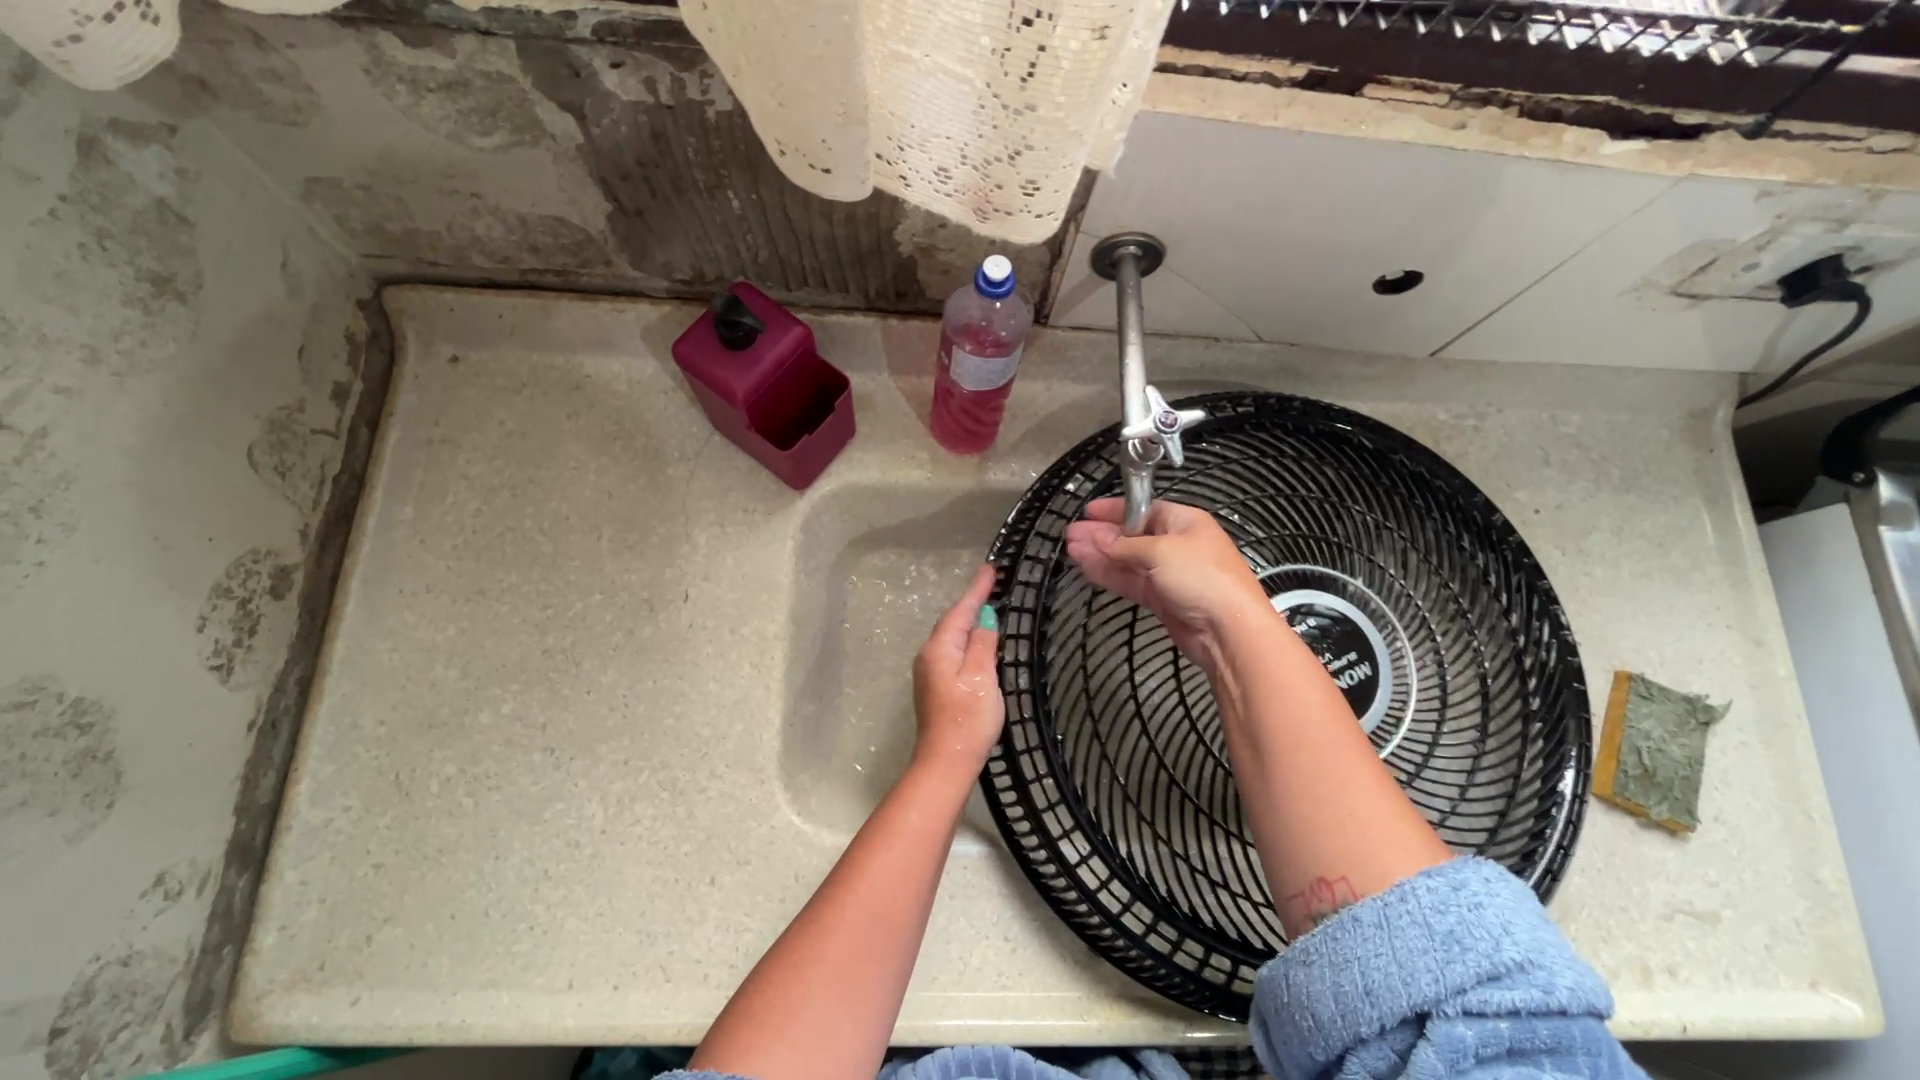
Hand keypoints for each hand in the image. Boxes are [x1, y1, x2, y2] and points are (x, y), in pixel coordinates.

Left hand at [911, 564, 1004, 775]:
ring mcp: (930, 672)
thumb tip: (986, 616)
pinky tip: (977, 640)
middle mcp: (929, 655)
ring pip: (952, 637)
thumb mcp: (982, 677)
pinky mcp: (936, 686)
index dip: (977, 590)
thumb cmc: (967, 719)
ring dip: (969, 620)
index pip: (961, 611)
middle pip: (953, 621)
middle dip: (972, 601)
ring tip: (988, 604)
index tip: (991, 569)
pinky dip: (966, 639)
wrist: (946, 762)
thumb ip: (984, 644)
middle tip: (992, 582)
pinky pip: (952, 651)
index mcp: (940, 649)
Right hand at [1064, 497, 1274, 669]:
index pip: (1144, 509)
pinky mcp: (1162, 599)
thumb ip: (1124, 545)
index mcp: (1184, 522)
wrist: (1228, 629)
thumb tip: (1097, 537)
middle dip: (1101, 535)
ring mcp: (1169, 574)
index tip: (1088, 511)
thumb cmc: (1203, 578)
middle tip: (1071, 535)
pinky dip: (1109, 575)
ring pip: (1128, 561)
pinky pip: (1130, 582)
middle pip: (1132, 536)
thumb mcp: (1160, 551)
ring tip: (1071, 551)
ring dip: (1100, 555)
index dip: (1115, 510)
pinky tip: (1087, 569)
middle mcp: (1176, 545)